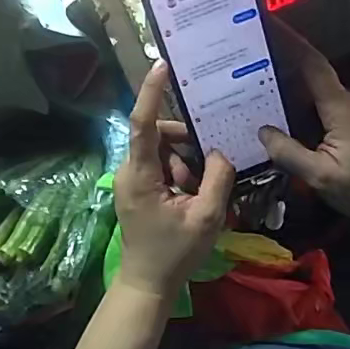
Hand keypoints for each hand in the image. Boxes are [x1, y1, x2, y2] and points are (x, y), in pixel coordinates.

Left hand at [112, 62, 233, 296]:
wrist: (148, 283)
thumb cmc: (174, 254)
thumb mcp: (206, 218)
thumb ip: (217, 179)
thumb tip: (219, 151)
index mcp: (140, 175)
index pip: (142, 124)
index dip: (151, 93)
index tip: (162, 65)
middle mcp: (130, 171)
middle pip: (157, 135)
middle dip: (184, 143)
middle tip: (205, 169)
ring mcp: (132, 180)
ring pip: (161, 150)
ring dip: (183, 162)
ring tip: (196, 192)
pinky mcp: (138, 188)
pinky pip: (160, 165)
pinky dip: (178, 172)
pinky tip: (191, 195)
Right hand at [258, 28, 349, 230]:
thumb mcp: (319, 177)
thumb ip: (288, 152)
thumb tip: (263, 131)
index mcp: (342, 108)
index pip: (314, 66)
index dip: (292, 43)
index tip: (272, 24)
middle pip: (315, 77)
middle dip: (286, 69)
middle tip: (254, 67)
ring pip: (323, 92)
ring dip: (298, 91)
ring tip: (267, 94)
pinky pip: (332, 104)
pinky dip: (311, 105)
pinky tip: (294, 118)